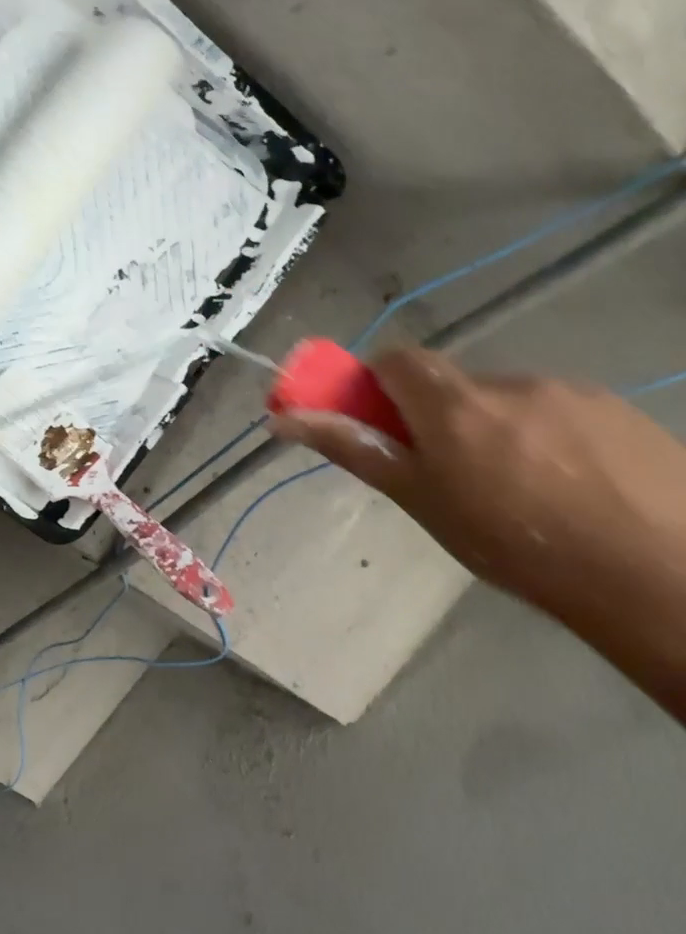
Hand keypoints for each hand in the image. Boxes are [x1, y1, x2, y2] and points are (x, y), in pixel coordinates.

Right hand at [268, 346, 685, 620]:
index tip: (370, 420)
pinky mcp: (626, 415)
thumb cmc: (512, 543)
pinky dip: (546, 439)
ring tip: (511, 489)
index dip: (374, 381)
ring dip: (493, 429)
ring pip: (509, 402)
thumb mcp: (417, 499)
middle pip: (454, 385)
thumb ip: (354, 448)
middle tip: (441, 472)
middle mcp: (514, 385)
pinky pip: (562, 414)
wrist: (655, 574)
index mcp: (454, 405)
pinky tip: (564, 488)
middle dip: (436, 416)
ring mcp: (577, 396)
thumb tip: (284, 419)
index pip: (397, 359)